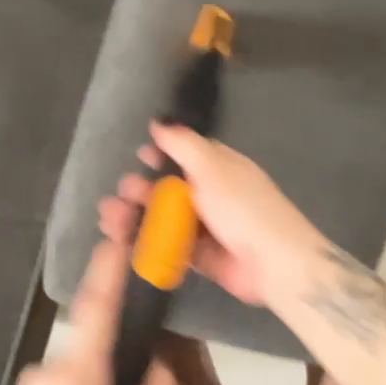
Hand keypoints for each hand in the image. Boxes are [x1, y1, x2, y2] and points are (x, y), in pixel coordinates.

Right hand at [99, 124, 326, 307]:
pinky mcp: (200, 256)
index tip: (140, 156)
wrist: (272, 263)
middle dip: (143, 188)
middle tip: (123, 192)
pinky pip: (169, 245)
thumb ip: (183, 144)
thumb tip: (160, 121)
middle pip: (171, 188)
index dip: (162, 153)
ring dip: (139, 215)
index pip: (187, 154)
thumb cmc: (242, 207)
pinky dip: (148, 242)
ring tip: (113, 217)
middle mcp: (212, 194)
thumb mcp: (212, 167)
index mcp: (220, 167)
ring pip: (166, 217)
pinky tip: (126, 240)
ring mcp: (206, 226)